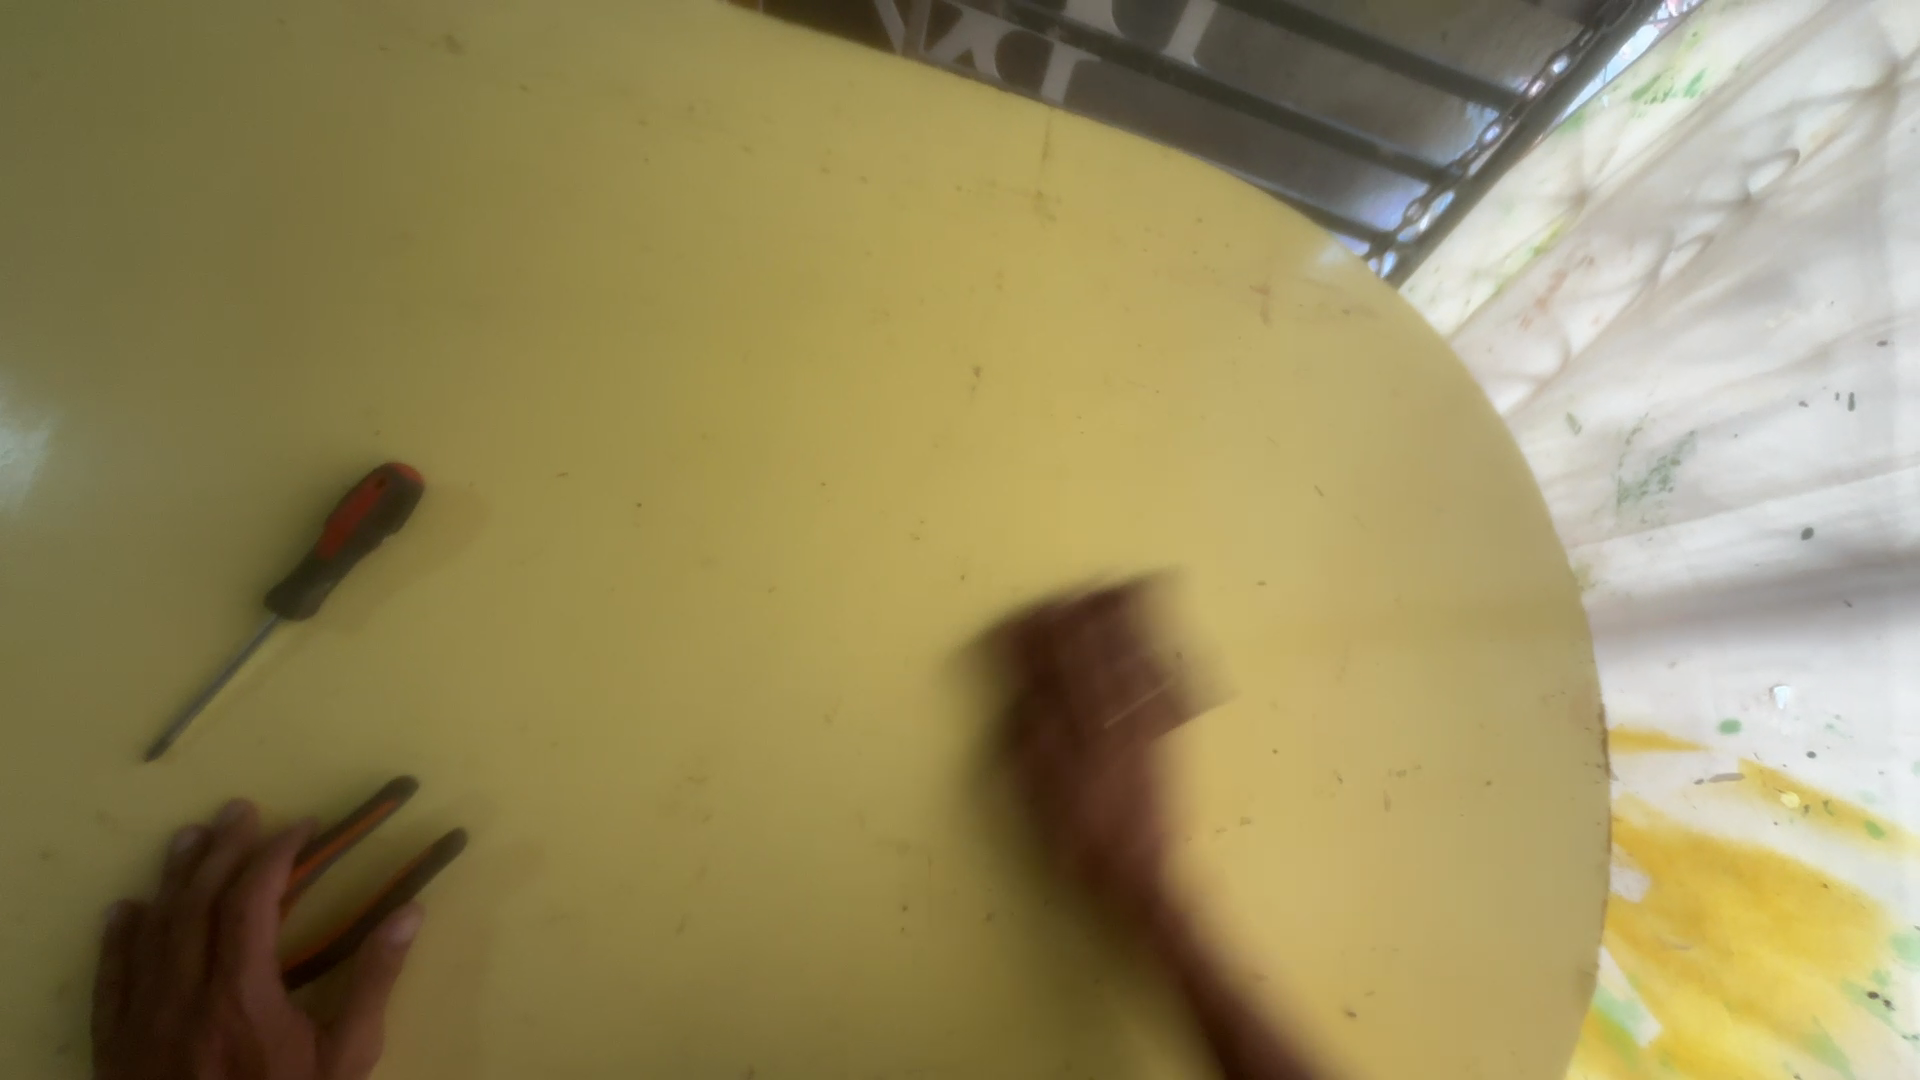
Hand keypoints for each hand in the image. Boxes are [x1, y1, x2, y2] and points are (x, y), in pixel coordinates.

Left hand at [92, 799, 423, 1079]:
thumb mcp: (348, 1054)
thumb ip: (374, 981)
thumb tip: (410, 911)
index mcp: (241, 998)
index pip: (250, 904)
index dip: (274, 855)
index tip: (302, 826)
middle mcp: (182, 1002)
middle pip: (194, 908)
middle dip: (221, 852)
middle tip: (241, 810)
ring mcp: (140, 1026)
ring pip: (150, 935)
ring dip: (173, 880)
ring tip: (189, 837)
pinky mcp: (115, 1049)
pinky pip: (110, 983)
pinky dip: (116, 939)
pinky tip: (126, 908)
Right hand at [1002, 583, 1190, 920]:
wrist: (1141, 874)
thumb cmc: (1077, 836)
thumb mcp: (1037, 788)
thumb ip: (1032, 730)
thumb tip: (1028, 679)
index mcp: (1076, 727)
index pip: (1057, 664)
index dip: (1044, 635)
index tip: (1032, 611)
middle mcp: (1115, 715)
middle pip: (1102, 650)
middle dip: (1091, 612)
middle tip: (1085, 582)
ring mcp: (1147, 722)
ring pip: (1141, 657)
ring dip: (1135, 618)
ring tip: (1133, 582)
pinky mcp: (1169, 734)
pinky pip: (1172, 683)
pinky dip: (1171, 651)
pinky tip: (1172, 633)